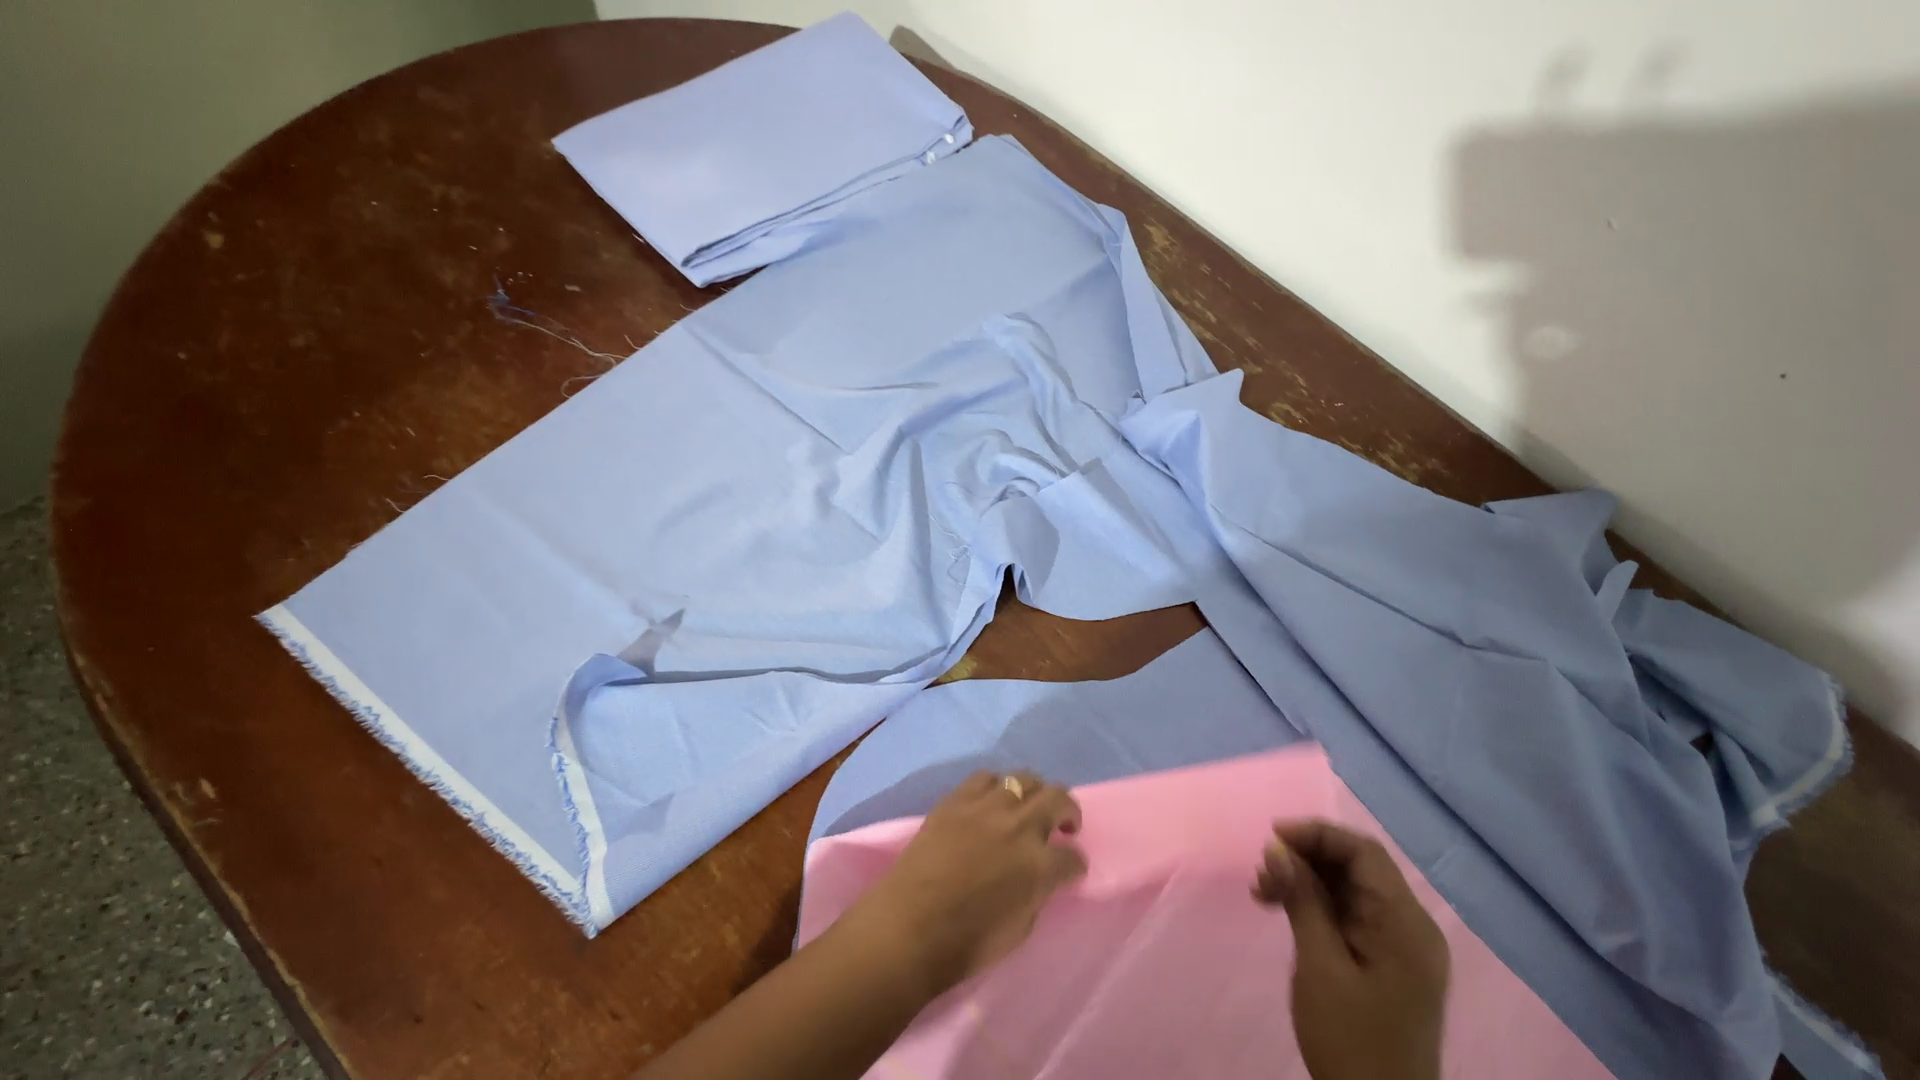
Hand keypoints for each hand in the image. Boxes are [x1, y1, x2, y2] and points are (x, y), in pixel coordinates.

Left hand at [841, 770, 1086, 998]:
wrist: (907, 929)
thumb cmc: (965, 944)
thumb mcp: (1020, 930)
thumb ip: (1036, 895)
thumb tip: (1037, 880)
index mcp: (1040, 866)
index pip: (1073, 858)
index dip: (1075, 866)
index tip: (1070, 871)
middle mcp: (1020, 827)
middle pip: (1058, 800)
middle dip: (1068, 812)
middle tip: (1064, 826)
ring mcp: (986, 809)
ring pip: (1023, 780)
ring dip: (1034, 793)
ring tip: (1028, 808)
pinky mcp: (955, 801)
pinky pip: (984, 779)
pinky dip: (995, 788)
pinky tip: (991, 802)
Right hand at [1255, 820, 1449, 1079]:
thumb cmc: (1349, 1038)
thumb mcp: (1320, 966)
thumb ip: (1302, 900)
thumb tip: (1278, 848)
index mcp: (1405, 924)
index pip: (1364, 853)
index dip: (1317, 834)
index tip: (1270, 836)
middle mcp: (1412, 926)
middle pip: (1358, 868)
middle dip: (1306, 859)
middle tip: (1260, 872)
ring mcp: (1403, 946)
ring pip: (1351, 890)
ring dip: (1307, 882)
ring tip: (1262, 893)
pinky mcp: (1389, 962)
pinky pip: (1353, 916)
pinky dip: (1318, 906)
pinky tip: (1285, 912)